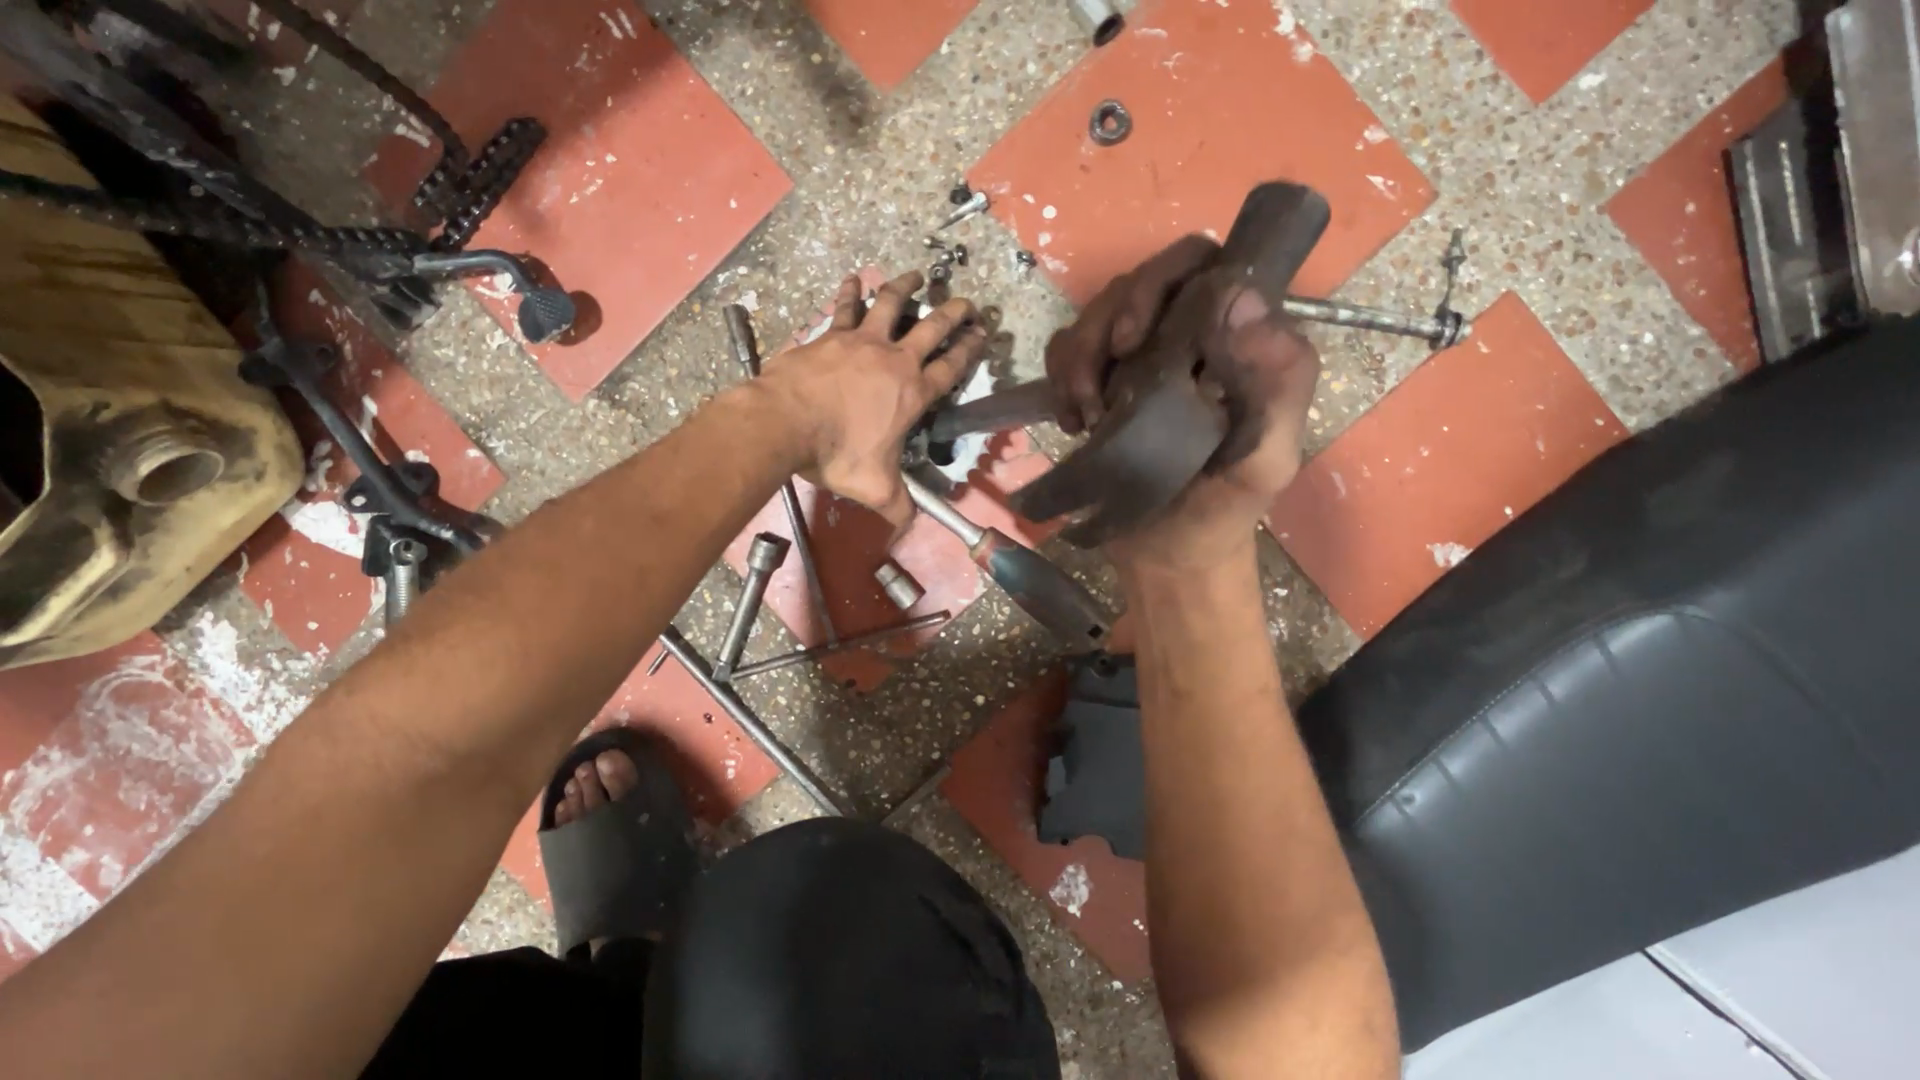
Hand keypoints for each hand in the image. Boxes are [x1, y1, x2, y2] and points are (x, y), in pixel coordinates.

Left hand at [757, 272, 988, 529]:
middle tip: (966, 301)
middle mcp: (893, 360)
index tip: (982, 334)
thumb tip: (908, 528)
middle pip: (931, 327)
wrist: (786, 422)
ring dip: (906, 287)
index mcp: (912, 393)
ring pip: (890, 305)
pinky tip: (853, 278)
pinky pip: (844, 307)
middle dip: (953, 312)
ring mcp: (860, 342)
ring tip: (916, 275)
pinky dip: (850, 291)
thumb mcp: (874, 488)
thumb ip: (896, 505)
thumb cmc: (835, 454)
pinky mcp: (830, 335)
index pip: (950, 367)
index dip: (969, 350)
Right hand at [1044, 238, 1320, 573]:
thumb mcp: (1266, 459)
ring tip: (1084, 417)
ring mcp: (1144, 357)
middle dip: (1108, 322)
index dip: (1162, 281)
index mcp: (1240, 340)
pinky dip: (1060, 376)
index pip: (1202, 266)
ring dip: (1079, 358)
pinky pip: (1068, 347)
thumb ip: (1276, 385)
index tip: (1134, 342)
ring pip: (1098, 311)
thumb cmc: (1224, 510)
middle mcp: (1192, 335)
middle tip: (1098, 388)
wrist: (1170, 557)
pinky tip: (1073, 422)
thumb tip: (1242, 296)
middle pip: (1140, 279)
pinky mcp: (1104, 381)